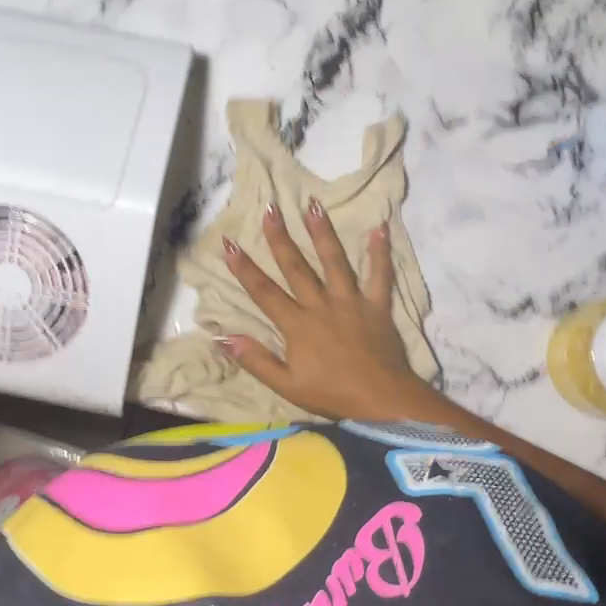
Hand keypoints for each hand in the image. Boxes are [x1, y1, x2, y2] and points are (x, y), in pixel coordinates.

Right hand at [217, 199, 444, 421]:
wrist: (382, 401)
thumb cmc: (332, 395)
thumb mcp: (286, 385)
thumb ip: (256, 360)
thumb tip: (222, 338)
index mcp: (297, 325)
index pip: (264, 292)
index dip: (244, 268)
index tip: (229, 243)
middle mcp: (321, 306)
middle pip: (296, 268)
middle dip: (280, 238)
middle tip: (270, 208)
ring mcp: (351, 302)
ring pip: (334, 262)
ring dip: (323, 233)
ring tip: (313, 205)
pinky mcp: (377, 306)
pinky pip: (380, 275)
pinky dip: (380, 252)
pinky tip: (380, 228)